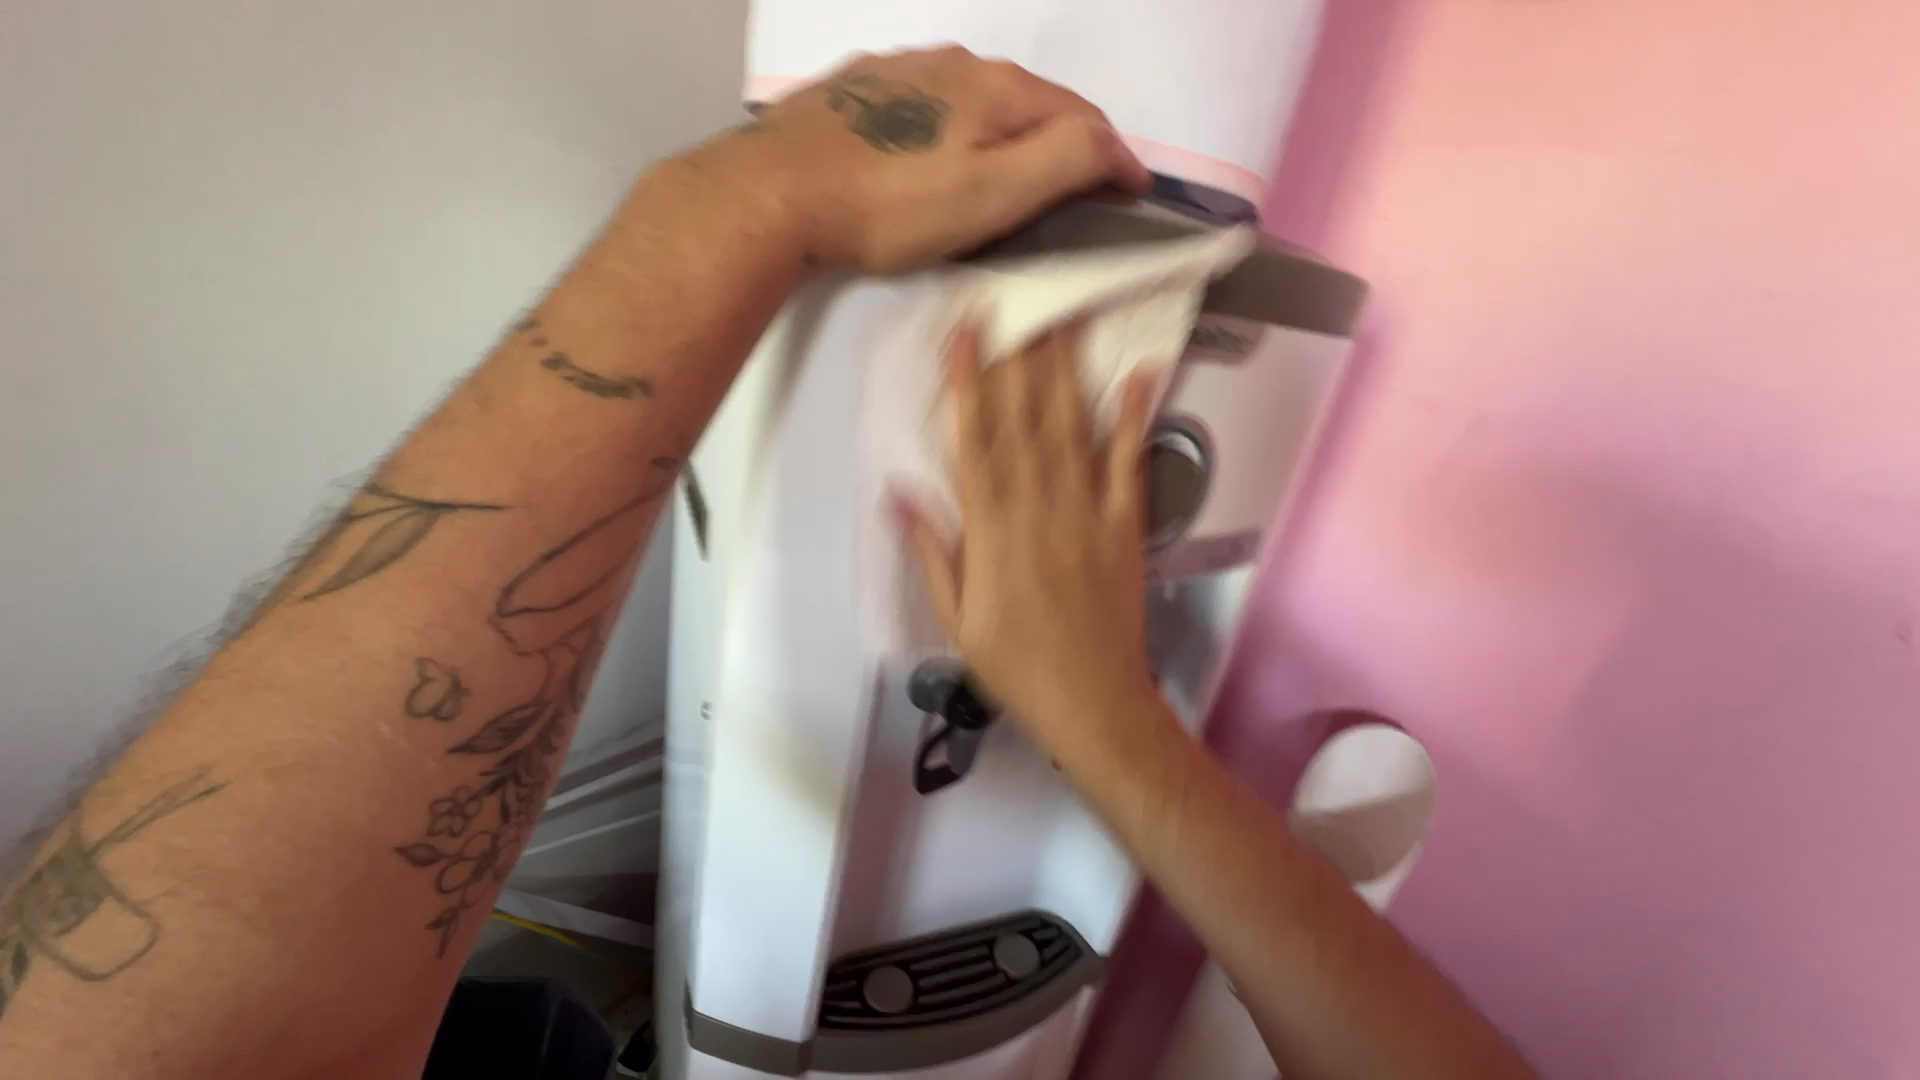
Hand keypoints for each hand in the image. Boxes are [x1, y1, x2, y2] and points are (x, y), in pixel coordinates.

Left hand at [706, 46, 1151, 274]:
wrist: (775, 194)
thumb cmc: (891, 208)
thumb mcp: (992, 195)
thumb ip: (1063, 163)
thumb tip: (1116, 150)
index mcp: (997, 90)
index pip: (1082, 117)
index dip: (1114, 158)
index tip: (1131, 194)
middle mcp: (954, 64)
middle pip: (1030, 102)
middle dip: (1062, 143)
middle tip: (1073, 191)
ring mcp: (901, 72)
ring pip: (976, 100)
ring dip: (1005, 134)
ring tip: (1007, 176)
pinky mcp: (859, 92)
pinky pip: (927, 106)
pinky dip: (952, 131)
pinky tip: (935, 156)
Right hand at [902, 322, 1159, 737]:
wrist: (1093, 702)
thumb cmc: (1014, 665)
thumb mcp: (956, 620)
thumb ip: (933, 553)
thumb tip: (900, 494)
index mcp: (991, 530)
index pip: (974, 440)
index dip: (968, 381)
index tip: (966, 331)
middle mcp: (1038, 507)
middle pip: (1023, 420)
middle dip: (1016, 355)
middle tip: (1017, 298)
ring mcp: (1087, 512)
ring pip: (1072, 428)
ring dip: (1067, 369)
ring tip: (1065, 315)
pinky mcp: (1126, 524)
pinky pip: (1130, 462)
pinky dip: (1136, 416)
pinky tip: (1140, 372)